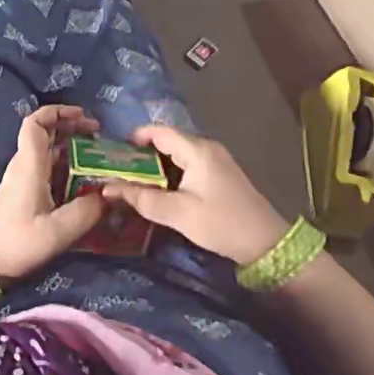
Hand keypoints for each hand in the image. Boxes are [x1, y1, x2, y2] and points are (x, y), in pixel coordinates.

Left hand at [0, 105, 105, 279]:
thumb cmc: (17, 241)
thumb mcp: (57, 231)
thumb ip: (86, 212)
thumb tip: (111, 196)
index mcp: (30, 165)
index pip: (35, 124)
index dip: (57, 112)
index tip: (82, 116)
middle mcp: (26, 165)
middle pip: (46, 133)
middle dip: (72, 127)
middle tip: (99, 134)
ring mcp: (25, 178)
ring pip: (49, 150)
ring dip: (72, 146)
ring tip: (99, 154)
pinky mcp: (27, 191)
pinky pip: (50, 168)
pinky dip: (68, 165)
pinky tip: (87, 177)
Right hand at [100, 125, 291, 266]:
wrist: (266, 243)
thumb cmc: (221, 223)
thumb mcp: (177, 213)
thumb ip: (141, 199)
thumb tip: (106, 188)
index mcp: (197, 150)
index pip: (159, 131)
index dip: (134, 138)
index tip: (113, 153)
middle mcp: (206, 148)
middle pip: (167, 141)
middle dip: (140, 155)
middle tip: (117, 170)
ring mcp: (215, 161)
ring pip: (176, 155)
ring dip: (154, 166)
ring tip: (131, 182)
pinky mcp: (219, 175)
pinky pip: (187, 165)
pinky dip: (169, 174)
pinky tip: (158, 191)